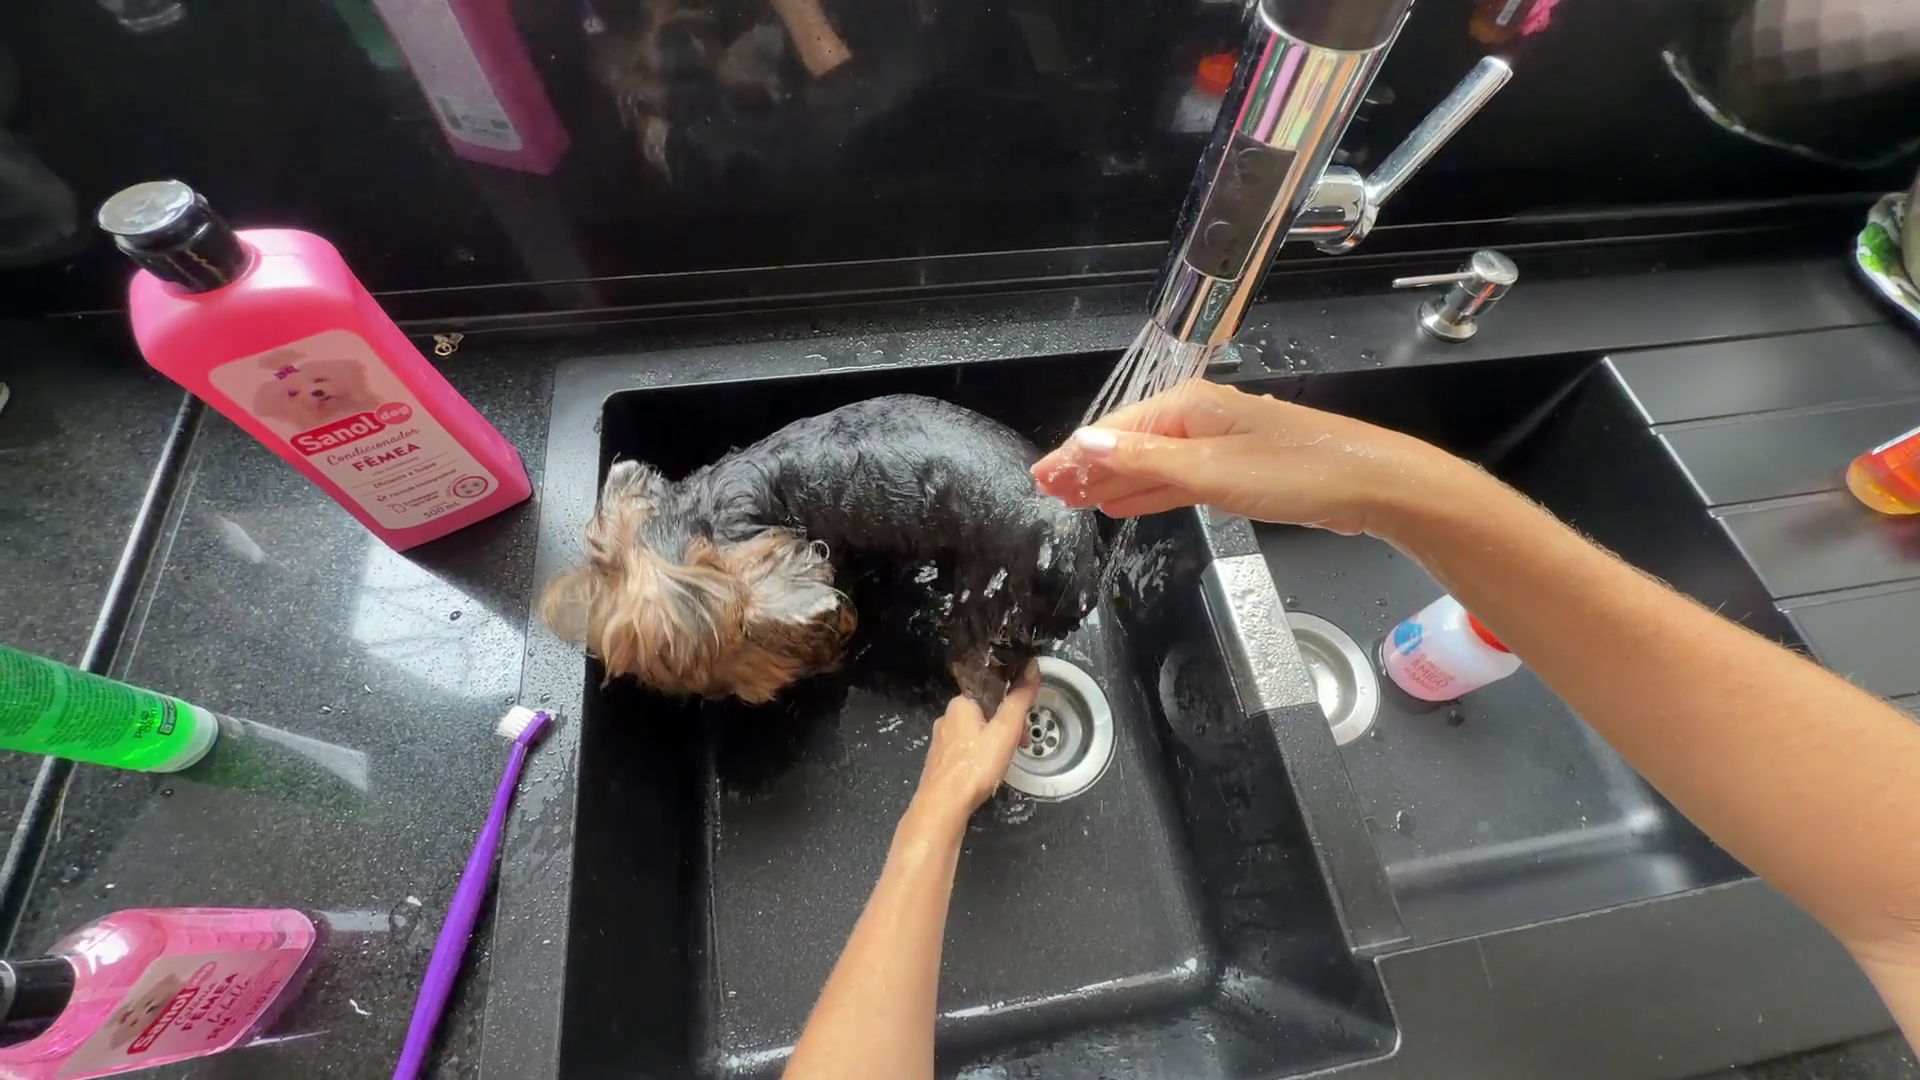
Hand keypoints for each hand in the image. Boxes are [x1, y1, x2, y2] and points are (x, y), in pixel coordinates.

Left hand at [909, 663, 1041, 826]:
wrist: (943, 805)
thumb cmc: (975, 765)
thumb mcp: (1005, 730)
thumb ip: (1019, 700)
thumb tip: (1032, 667)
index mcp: (960, 704)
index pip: (990, 692)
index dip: (1010, 703)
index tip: (1023, 720)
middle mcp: (946, 718)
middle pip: (983, 713)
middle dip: (1004, 726)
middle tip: (1020, 743)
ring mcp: (940, 741)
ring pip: (973, 733)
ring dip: (993, 742)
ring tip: (1006, 762)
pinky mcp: (939, 762)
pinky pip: (964, 751)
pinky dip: (978, 757)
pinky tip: (985, 772)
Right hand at [1031, 380, 1456, 535]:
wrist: (1370, 486)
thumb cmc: (1292, 470)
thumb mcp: (1208, 468)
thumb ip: (1143, 457)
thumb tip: (1084, 441)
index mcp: (1187, 407)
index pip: (1114, 431)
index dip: (1073, 454)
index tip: (1040, 476)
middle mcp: (1195, 420)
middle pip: (1127, 444)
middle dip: (1087, 467)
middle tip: (1049, 491)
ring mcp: (1213, 447)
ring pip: (1148, 465)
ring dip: (1111, 482)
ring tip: (1074, 500)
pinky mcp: (1230, 473)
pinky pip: (1173, 481)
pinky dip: (1146, 493)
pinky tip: (1122, 504)